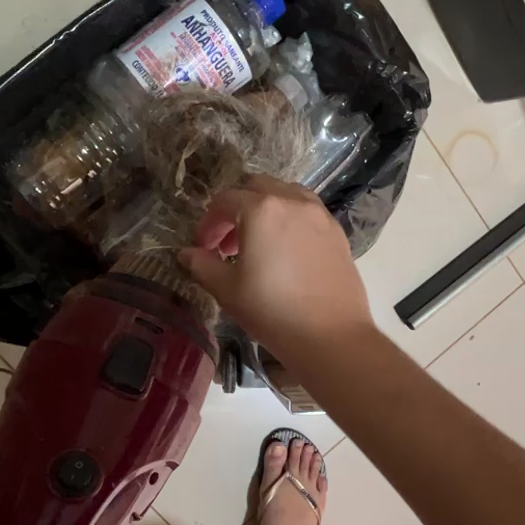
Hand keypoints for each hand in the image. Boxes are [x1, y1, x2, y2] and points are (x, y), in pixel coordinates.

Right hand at [177, 175, 377, 365]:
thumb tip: (187, 254)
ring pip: (287, 195)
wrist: (332, 336)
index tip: (203, 248)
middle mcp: (293, 202)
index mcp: (262, 209)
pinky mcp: (338, 233)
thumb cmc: (273, 311)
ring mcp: (320, 215)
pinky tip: (287, 252)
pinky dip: (291, 221)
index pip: (225, 202)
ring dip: (267, 210)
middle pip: (257, 188)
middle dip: (238, 210)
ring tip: (260, 244)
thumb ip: (203, 265)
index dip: (208, 223)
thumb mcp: (228, 290)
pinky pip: (308, 213)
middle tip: (229, 244)